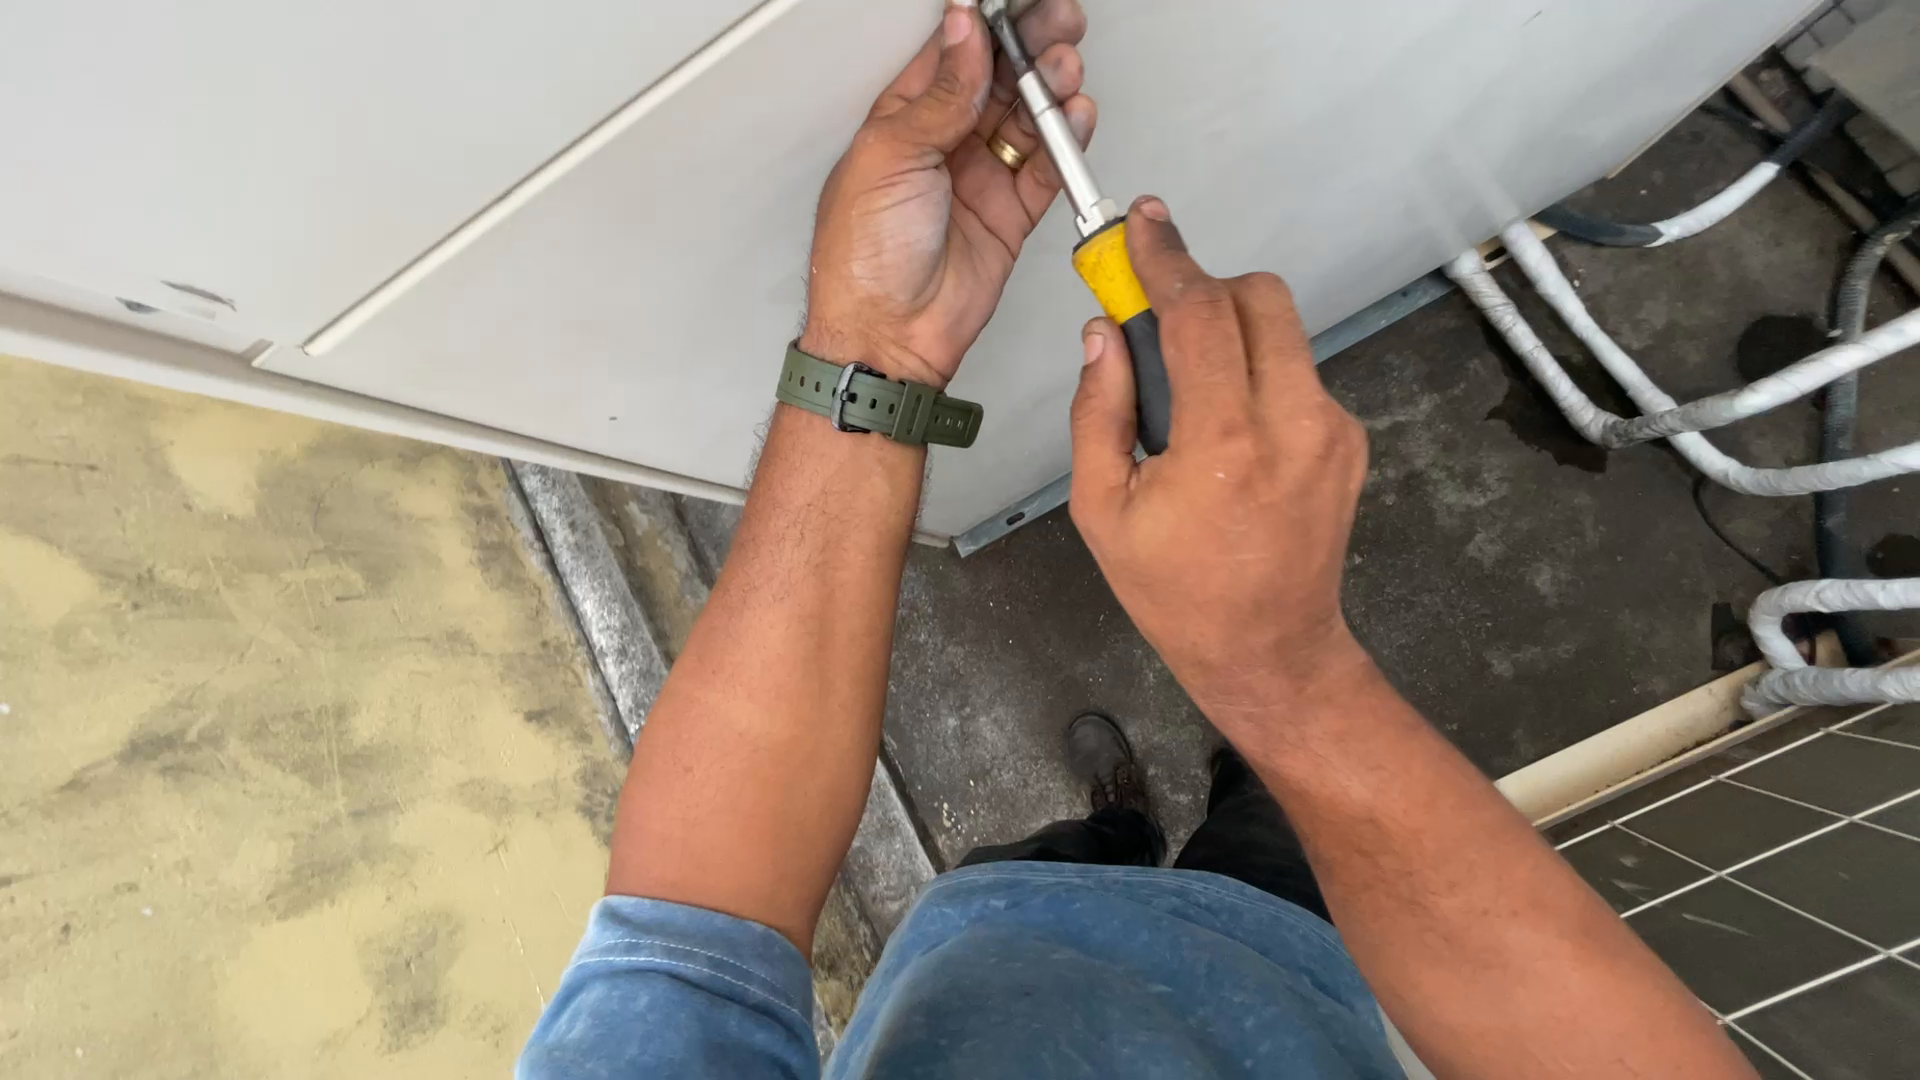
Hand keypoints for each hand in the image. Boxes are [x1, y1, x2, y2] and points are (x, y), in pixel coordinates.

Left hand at [802, 0, 1095, 388]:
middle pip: (996, 80)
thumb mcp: (892, 155)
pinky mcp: (1007, 217)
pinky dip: (1063, 145)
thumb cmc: (865, 257)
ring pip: (1025, 120)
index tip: (1014, 2)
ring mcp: (977, 181)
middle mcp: (942, 147)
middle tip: (1059, 22)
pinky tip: (1074, 119)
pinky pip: (1043, 171)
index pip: (952, 54)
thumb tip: (966, 34)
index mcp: (903, 123)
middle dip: (1030, 46)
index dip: (984, 25)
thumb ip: (940, 96)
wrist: (890, 333)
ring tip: (1065, 72)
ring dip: (1049, 91)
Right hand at [1068, 198, 1372, 748]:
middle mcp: (1295, 421)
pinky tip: (1229, 432)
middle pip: (1259, 297)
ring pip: (1283, 330)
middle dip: (1205, 289)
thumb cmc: (1171, 590)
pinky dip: (1256, 373)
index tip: (1143, 222)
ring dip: (1229, 333)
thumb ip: (1098, 413)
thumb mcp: (1101, 510)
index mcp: (1224, 442)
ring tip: (1190, 393)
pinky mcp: (1350, 442)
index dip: (1165, 259)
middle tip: (1160, 324)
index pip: (1198, 314)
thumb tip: (1103, 335)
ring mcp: (1335, 430)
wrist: (1268, 650)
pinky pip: (1298, 374)